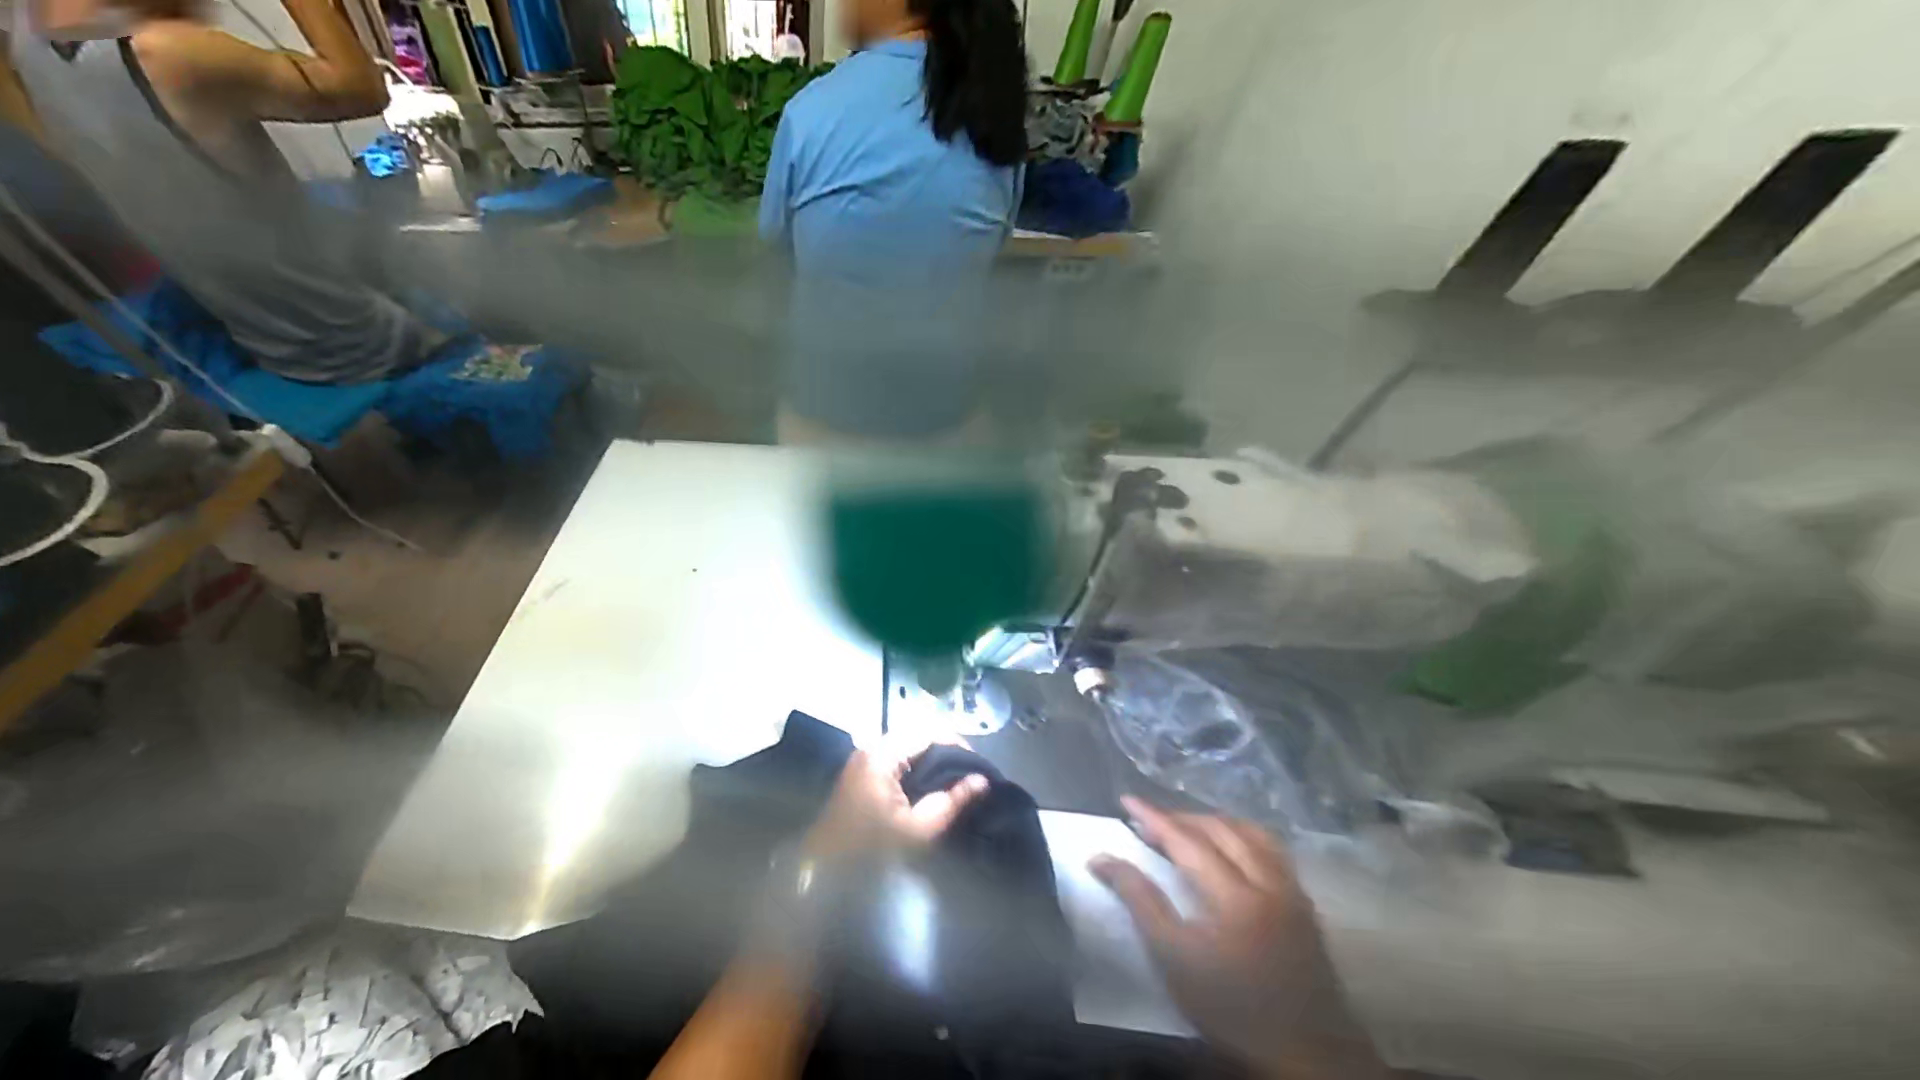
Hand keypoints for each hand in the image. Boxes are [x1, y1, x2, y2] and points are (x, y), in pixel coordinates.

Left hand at [801, 735, 989, 861]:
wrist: (823, 874)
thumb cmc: (872, 852)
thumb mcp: (919, 829)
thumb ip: (953, 800)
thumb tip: (982, 780)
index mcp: (881, 754)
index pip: (929, 732)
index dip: (958, 745)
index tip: (978, 768)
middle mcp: (869, 748)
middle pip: (917, 736)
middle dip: (946, 752)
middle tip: (969, 775)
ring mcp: (861, 760)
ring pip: (906, 747)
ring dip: (930, 760)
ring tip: (955, 781)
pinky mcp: (859, 774)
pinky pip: (894, 760)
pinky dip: (914, 768)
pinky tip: (929, 787)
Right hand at [1091, 798, 1388, 1079]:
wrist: (1306, 1057)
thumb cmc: (1230, 1009)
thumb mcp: (1174, 960)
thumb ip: (1139, 901)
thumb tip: (1101, 859)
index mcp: (1234, 896)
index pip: (1186, 840)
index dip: (1153, 817)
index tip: (1126, 799)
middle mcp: (1267, 882)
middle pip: (1220, 829)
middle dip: (1182, 817)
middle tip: (1150, 819)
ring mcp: (1292, 891)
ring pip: (1251, 833)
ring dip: (1214, 822)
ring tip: (1187, 825)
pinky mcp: (1305, 904)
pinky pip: (1273, 850)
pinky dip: (1244, 835)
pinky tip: (1231, 845)